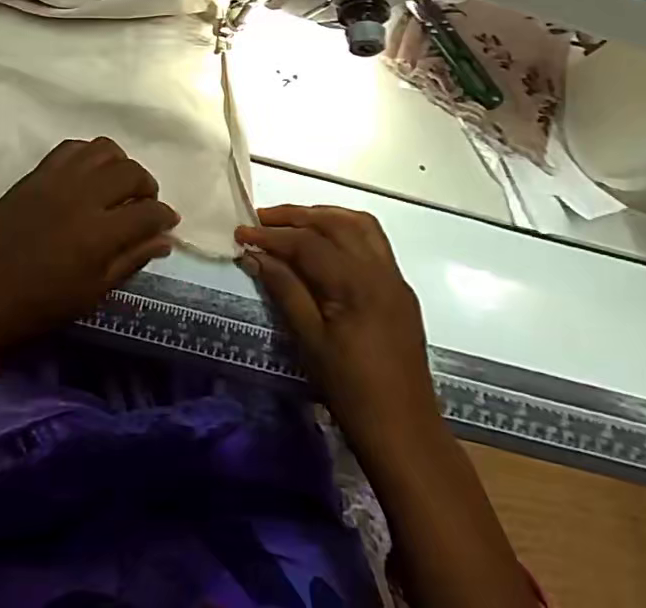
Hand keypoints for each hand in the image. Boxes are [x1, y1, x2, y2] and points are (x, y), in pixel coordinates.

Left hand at [0, 138, 177, 350]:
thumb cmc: (38, 305)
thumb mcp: (92, 293)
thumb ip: (131, 260)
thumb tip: (164, 240)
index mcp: (100, 235)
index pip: (149, 212)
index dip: (165, 217)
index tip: (168, 223)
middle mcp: (83, 197)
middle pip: (132, 172)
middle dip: (148, 187)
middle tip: (144, 205)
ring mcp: (58, 180)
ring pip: (105, 150)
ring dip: (121, 165)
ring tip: (118, 185)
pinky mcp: (37, 173)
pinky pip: (72, 148)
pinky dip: (89, 156)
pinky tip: (89, 175)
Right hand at [236, 205, 439, 449]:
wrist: (404, 429)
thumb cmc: (350, 390)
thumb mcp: (309, 340)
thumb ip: (285, 289)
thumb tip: (256, 256)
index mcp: (355, 282)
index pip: (308, 242)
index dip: (271, 236)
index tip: (241, 232)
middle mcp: (380, 269)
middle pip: (336, 223)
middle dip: (297, 216)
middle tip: (263, 219)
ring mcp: (395, 278)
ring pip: (360, 226)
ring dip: (325, 217)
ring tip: (293, 224)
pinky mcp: (400, 290)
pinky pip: (374, 243)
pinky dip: (346, 232)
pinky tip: (326, 246)